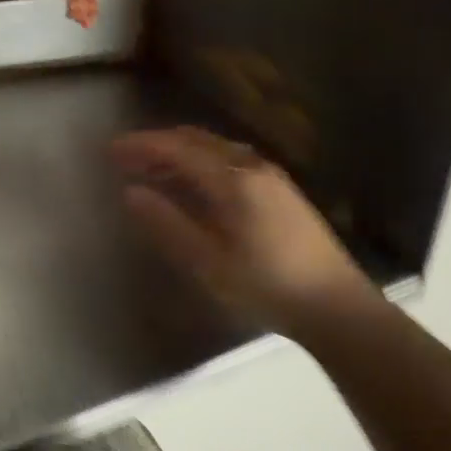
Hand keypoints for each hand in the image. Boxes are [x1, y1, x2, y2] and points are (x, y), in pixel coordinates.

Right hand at [109, 126, 378, 337]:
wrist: (340, 310)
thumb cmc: (267, 285)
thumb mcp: (208, 262)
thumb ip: (166, 224)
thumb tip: (130, 192)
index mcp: (232, 178)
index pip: (175, 148)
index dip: (140, 146)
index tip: (110, 150)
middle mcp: (250, 165)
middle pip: (194, 139)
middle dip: (157, 143)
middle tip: (126, 156)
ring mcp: (270, 176)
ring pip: (213, 148)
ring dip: (179, 151)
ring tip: (152, 169)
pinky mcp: (281, 190)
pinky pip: (229, 159)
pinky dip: (201, 160)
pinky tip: (193, 184)